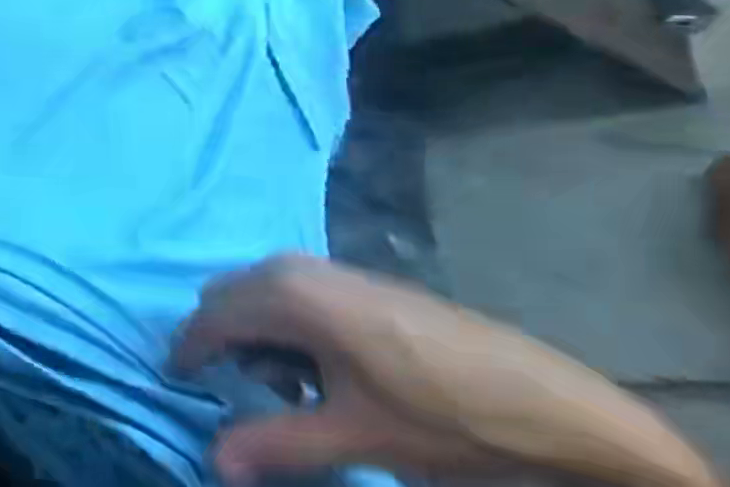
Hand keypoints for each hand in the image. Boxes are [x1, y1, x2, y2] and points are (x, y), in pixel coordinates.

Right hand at [174, 255, 720, 486]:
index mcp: (285, 294)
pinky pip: (286, 290)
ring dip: (254, 334)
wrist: (550, 402)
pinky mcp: (348, 276)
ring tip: (291, 389)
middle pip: (226, 297)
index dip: (188, 349)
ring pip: (255, 292)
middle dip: (222, 341)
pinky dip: (282, 324)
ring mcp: (321, 265)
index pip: (211, 317)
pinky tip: (320, 368)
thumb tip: (214, 463)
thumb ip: (275, 442)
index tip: (178, 379)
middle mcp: (291, 265)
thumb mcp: (354, 436)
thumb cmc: (442, 417)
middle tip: (245, 393)